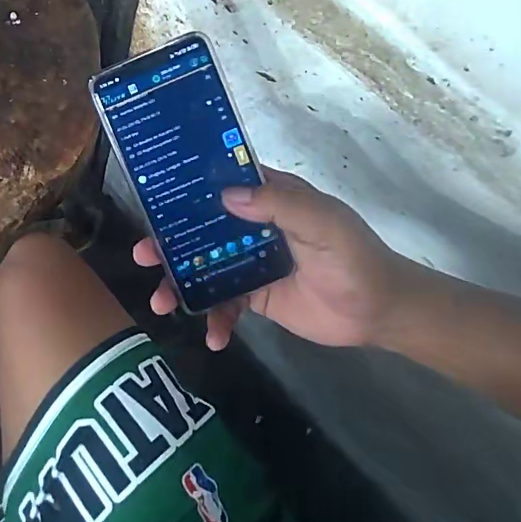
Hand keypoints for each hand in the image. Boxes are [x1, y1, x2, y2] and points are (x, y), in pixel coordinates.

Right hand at [134, 168, 416, 350]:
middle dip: (171, 242)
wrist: (377, 311)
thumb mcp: (323, 224)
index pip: (227, 183)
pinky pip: (226, 305)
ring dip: (181, 284)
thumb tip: (226, 195)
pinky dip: (216, 321)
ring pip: (207, 268)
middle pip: (205, 228)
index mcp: (273, 199)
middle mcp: (256, 227)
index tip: (155, 194)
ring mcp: (253, 262)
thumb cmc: (354, 257)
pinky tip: (215, 338)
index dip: (192, 187)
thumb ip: (280, 206)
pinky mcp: (257, 297)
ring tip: (160, 303)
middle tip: (143, 255)